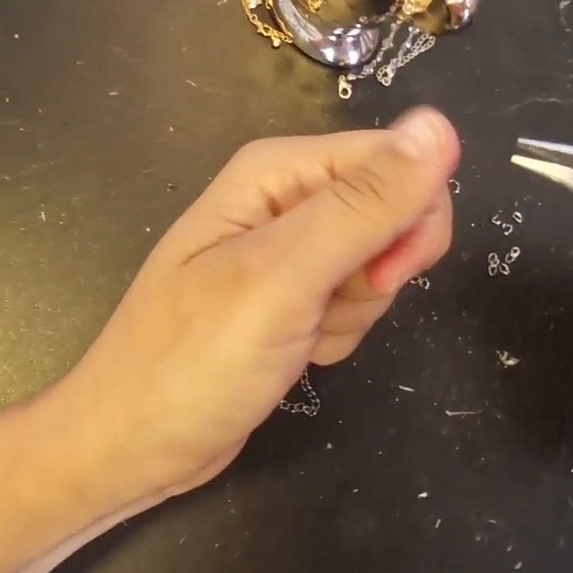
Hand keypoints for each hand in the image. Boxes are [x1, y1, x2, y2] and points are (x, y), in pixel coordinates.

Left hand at [49, 108, 459, 503]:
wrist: (133, 445)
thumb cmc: (193, 360)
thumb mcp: (282, 276)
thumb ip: (364, 204)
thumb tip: (439, 126)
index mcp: (278, 172)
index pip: (395, 158)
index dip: (411, 215)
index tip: (385, 273)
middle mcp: (287, 199)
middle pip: (392, 212)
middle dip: (377, 273)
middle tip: (325, 305)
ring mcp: (291, 252)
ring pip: (379, 265)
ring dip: (353, 312)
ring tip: (294, 336)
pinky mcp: (296, 298)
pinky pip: (355, 303)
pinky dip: (337, 334)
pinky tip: (293, 352)